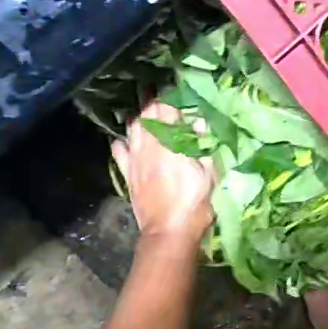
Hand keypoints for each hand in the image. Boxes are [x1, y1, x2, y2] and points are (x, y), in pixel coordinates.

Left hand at [113, 101, 214, 242]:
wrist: (169, 232)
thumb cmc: (194, 204)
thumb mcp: (209, 174)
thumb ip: (204, 147)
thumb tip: (199, 123)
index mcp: (170, 142)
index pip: (166, 109)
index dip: (171, 100)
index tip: (178, 96)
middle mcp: (148, 146)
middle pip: (145, 115)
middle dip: (151, 102)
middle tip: (158, 95)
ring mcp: (134, 159)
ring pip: (131, 129)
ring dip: (137, 118)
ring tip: (144, 113)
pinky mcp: (127, 173)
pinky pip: (118, 150)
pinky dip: (122, 141)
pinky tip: (126, 140)